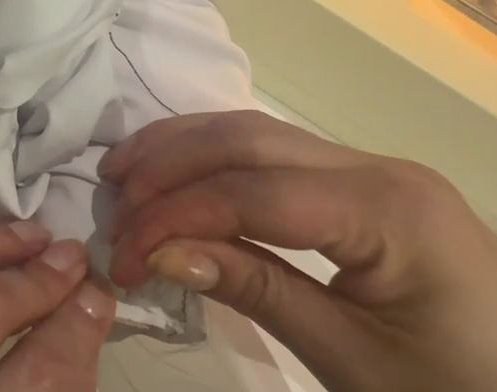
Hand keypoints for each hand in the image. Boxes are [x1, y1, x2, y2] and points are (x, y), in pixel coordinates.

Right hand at [100, 111, 496, 391]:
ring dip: (186, 150)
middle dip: (168, 164)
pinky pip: (281, 157)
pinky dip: (222, 162)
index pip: (250, 191)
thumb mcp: (355, 362)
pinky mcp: (377, 190)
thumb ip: (255, 289)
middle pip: (246, 140)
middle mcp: (380, 168)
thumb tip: (157, 251)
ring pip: (258, 134)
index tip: (123, 257)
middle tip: (109, 197)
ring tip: (127, 173)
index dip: (173, 216)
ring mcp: (380, 173)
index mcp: (387, 208)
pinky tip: (188, 174)